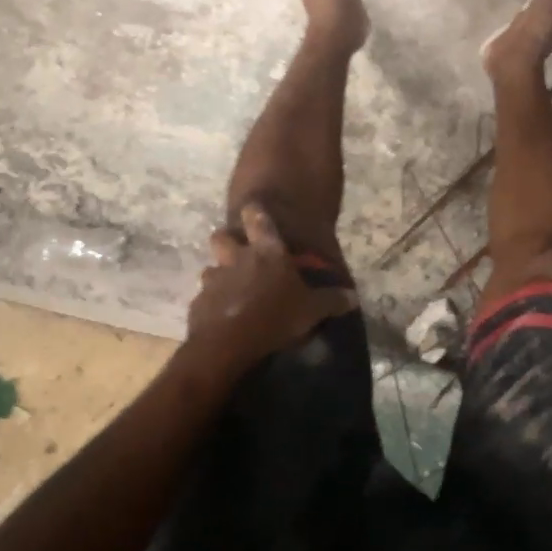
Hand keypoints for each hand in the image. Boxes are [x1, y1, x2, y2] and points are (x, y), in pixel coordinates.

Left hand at [185, 204, 357, 372]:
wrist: (228, 345)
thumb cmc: (276, 317)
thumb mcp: (312, 310)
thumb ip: (332, 301)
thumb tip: (353, 297)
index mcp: (268, 253)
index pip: (259, 221)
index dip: (254, 211)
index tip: (251, 206)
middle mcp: (237, 260)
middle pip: (221, 237)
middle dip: (226, 239)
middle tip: (236, 250)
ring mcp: (214, 281)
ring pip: (210, 268)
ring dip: (219, 275)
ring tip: (229, 289)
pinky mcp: (198, 305)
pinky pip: (204, 298)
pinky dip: (212, 304)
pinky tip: (221, 318)